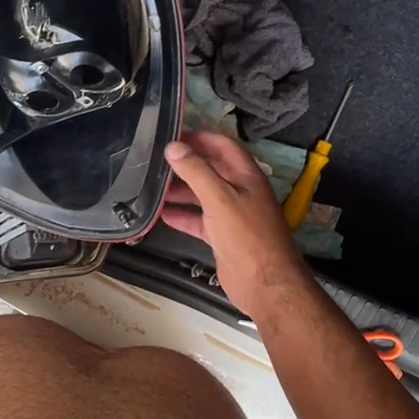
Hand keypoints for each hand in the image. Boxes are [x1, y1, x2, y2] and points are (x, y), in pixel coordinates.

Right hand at [160, 130, 315, 315]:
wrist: (265, 284)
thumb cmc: (247, 236)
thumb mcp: (220, 198)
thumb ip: (197, 171)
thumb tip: (174, 147)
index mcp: (246, 176)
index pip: (224, 146)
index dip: (202, 137)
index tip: (175, 134)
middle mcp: (240, 192)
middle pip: (211, 170)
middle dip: (187, 164)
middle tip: (157, 160)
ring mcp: (232, 215)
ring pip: (203, 195)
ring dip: (181, 190)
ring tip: (153, 187)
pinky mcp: (223, 236)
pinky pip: (199, 220)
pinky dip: (182, 216)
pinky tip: (161, 214)